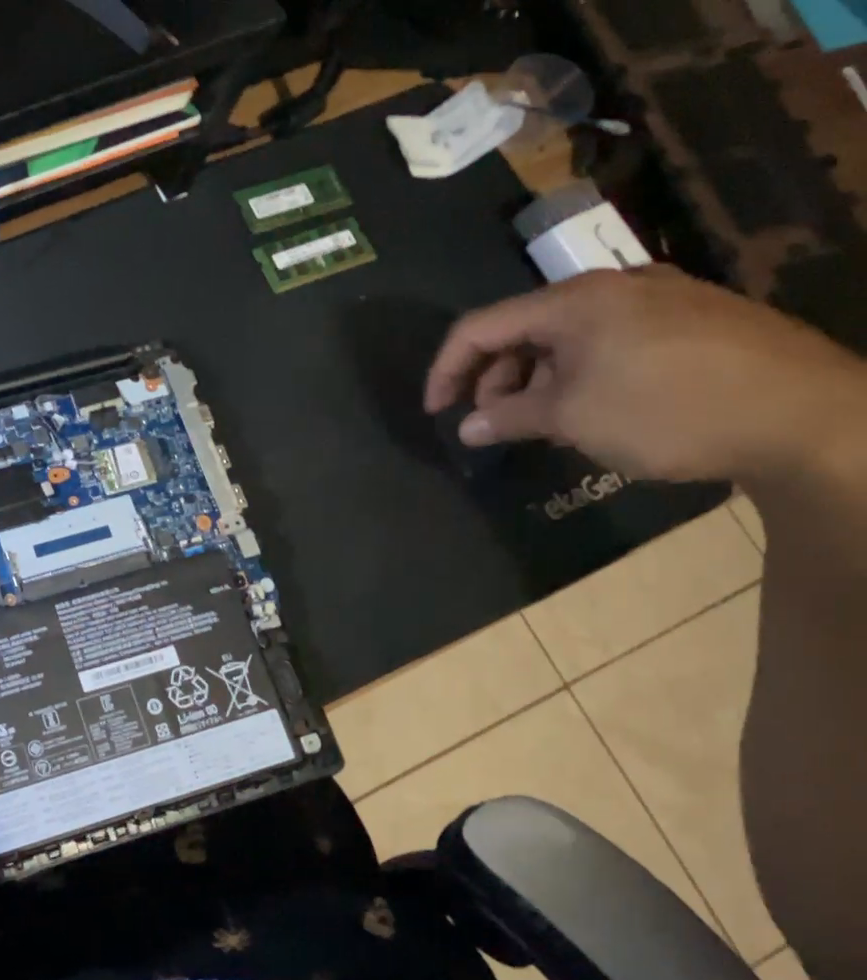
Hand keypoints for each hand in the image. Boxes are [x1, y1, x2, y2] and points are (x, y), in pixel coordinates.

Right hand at [424, 266, 865, 483]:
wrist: (808, 416)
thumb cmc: (668, 410)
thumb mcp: (572, 418)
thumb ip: (509, 418)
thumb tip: (470, 426)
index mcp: (575, 301)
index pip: (480, 327)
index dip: (446, 370)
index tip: (438, 412)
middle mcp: (616, 286)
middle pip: (525, 327)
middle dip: (496, 377)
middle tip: (497, 424)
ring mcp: (664, 298)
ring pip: (570, 335)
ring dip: (540, 378)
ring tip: (547, 422)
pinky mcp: (700, 319)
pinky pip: (614, 340)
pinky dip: (584, 372)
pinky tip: (597, 408)